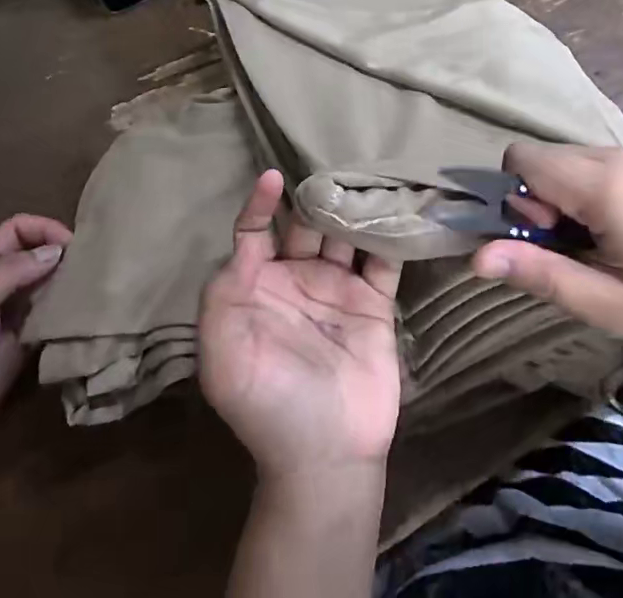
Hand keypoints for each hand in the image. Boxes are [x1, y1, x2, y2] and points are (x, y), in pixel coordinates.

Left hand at [0, 215, 70, 445]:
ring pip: (50, 280)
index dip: (45, 229)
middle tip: (92, 266)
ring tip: (94, 286)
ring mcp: (14, 309)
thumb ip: (11, 273)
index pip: (18, 229)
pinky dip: (70, 307)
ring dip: (70, 280)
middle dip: (64, 253)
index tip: (72, 246)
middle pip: (38, 252)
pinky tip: (86, 310)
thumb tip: (57, 250)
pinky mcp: (28, 335)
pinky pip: (54, 310)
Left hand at [199, 171, 402, 481]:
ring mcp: (339, 288)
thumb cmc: (266, 403)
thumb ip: (223, 293)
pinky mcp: (376, 302)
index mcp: (258, 287)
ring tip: (368, 178)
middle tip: (335, 168)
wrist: (326, 454)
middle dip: (316, 199)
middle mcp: (297, 279)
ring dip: (354, 209)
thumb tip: (243, 240)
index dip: (260, 204)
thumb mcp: (223, 353)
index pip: (255, 233)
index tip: (273, 177)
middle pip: (306, 226)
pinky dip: (390, 235)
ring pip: (346, 236)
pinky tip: (400, 210)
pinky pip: (383, 260)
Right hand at [472, 144, 622, 367]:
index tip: (549, 241)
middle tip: (570, 247)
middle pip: (539, 156)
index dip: (518, 201)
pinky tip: (616, 231)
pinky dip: (583, 190)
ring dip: (559, 196)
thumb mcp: (607, 305)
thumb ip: (540, 274)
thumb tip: (476, 257)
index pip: (521, 160)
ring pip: (564, 158)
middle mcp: (617, 155)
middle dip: (535, 198)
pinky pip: (591, 162)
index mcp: (605, 184)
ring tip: (595, 243)